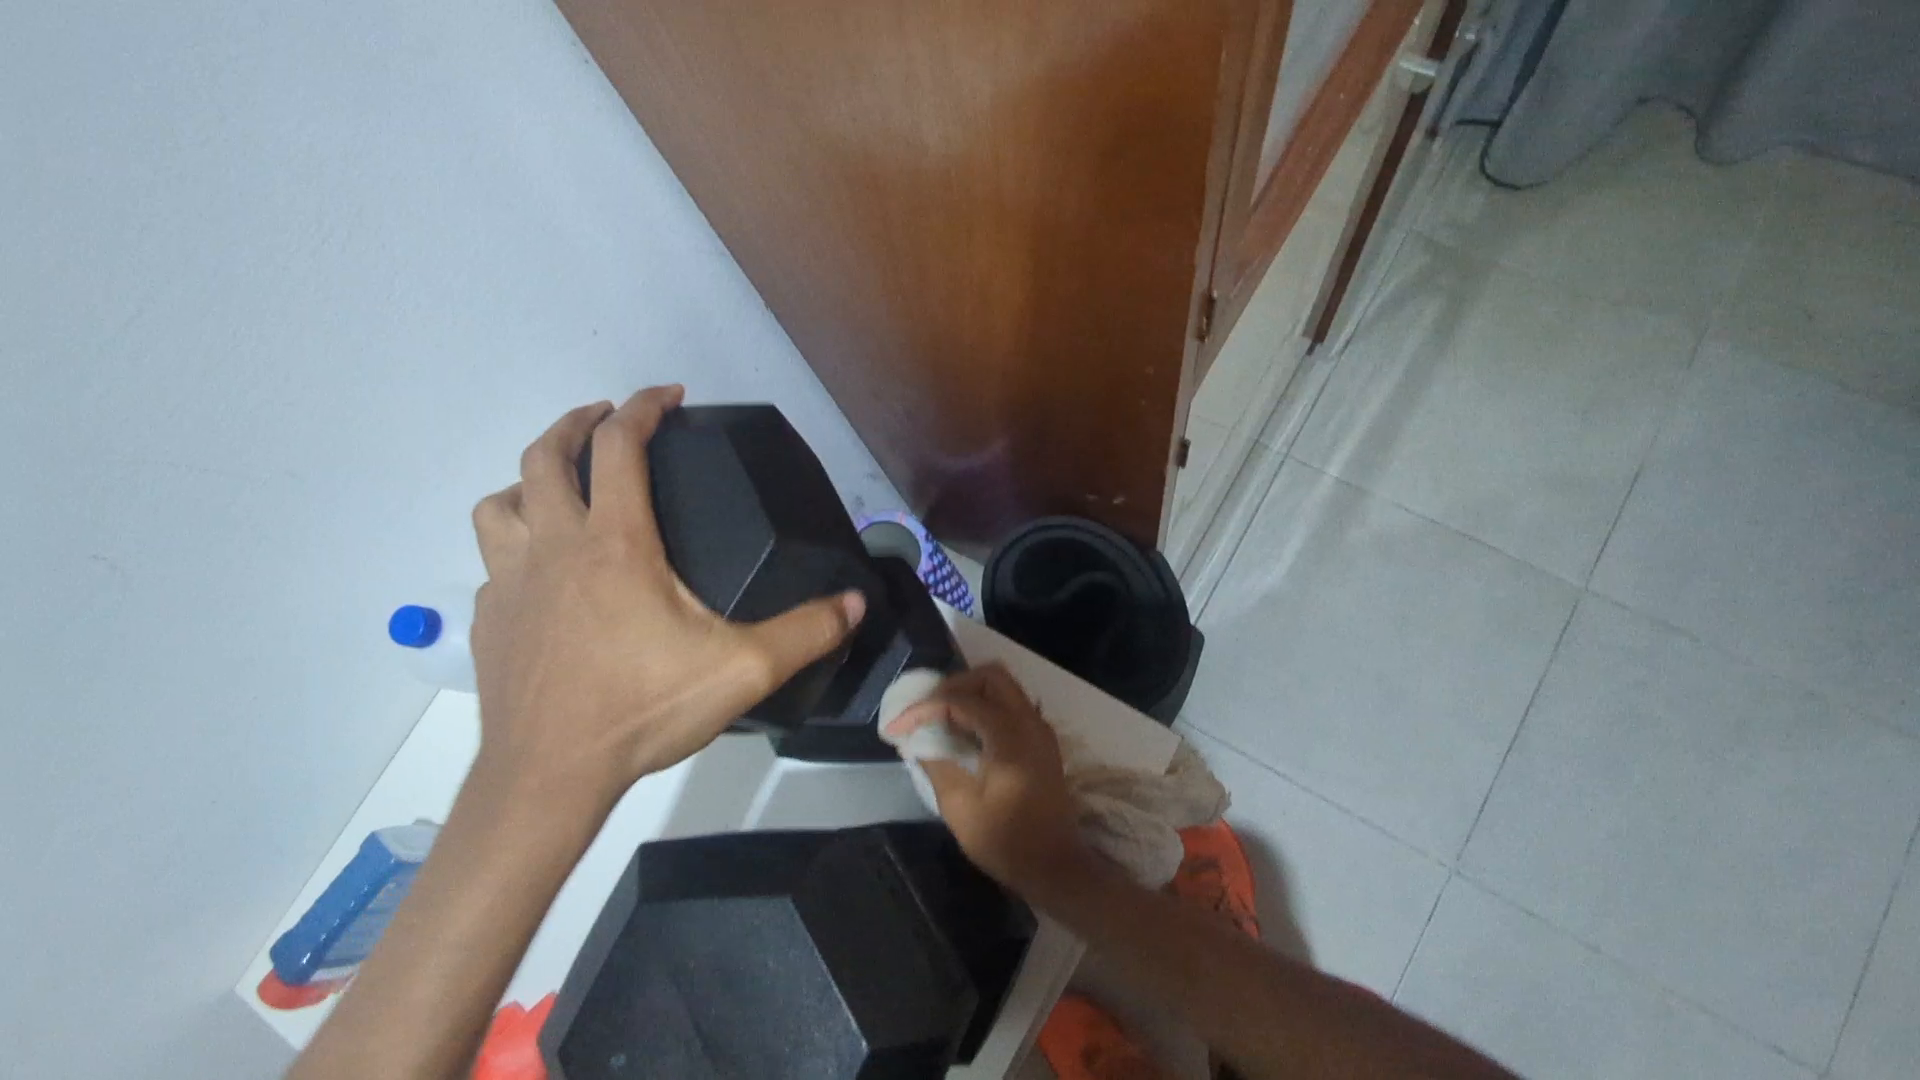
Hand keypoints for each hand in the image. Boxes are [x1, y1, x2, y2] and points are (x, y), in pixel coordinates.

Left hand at [468, 385, 865, 811]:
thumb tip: (854, 602)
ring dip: (530, 482)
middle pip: (543, 456)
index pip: (619, 448)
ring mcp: (510, 583)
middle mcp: (554, 547)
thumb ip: (805, 632)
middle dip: (576, 423)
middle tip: (605, 418)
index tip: (668, 396)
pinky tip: (543, 579)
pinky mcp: (488, 621)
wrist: (549, 775)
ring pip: (500, 503)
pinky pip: (494, 564)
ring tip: (561, 491)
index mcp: (614, 543)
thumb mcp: (743, 670)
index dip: (643, 408)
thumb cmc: (643, 709)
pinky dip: (516, 549)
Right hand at [884, 664, 1097, 901]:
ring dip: (970, 694)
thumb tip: (916, 741)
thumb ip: (936, 765)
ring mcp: (1040, 730)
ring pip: (1004, 687)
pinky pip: (1012, 706)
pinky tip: (965, 733)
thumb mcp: (960, 808)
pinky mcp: (1042, 742)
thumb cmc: (1007, 842)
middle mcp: (1029, 722)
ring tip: (941, 720)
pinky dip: (986, 707)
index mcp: (1010, 736)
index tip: (896, 729)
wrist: (1056, 867)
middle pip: (990, 676)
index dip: (923, 709)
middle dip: (952, 686)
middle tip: (925, 710)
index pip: (961, 701)